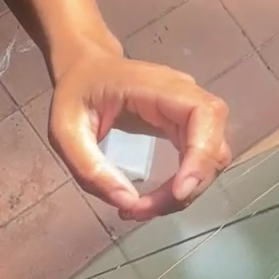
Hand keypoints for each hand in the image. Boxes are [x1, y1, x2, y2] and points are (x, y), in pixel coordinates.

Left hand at [48, 52, 230, 220]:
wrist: (86, 69)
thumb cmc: (75, 94)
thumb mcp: (65, 131)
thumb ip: (89, 167)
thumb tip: (126, 202)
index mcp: (158, 86)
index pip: (204, 114)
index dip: (201, 155)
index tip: (179, 191)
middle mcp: (185, 96)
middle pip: (213, 144)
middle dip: (187, 186)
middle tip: (143, 210)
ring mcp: (189, 112)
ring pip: (209, 158)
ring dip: (184, 191)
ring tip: (142, 209)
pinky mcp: (185, 128)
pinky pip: (197, 160)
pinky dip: (181, 186)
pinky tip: (151, 200)